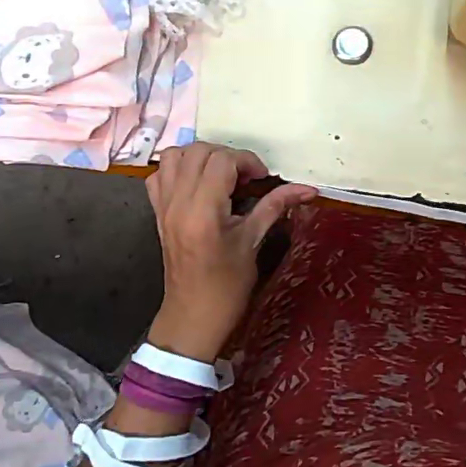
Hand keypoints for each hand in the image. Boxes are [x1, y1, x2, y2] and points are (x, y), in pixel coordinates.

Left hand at [144, 143, 314, 360]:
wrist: (193, 315)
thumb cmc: (227, 286)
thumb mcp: (253, 242)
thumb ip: (275, 206)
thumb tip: (307, 189)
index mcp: (202, 211)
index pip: (222, 161)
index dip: (247, 161)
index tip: (263, 179)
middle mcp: (177, 202)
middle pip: (198, 151)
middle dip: (227, 156)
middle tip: (246, 178)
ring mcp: (163, 206)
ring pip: (175, 156)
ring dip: (201, 157)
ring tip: (222, 176)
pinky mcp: (158, 212)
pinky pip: (160, 175)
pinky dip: (179, 170)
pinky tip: (199, 185)